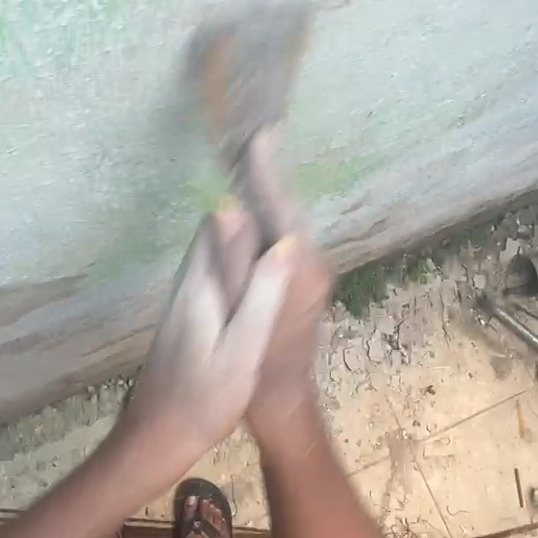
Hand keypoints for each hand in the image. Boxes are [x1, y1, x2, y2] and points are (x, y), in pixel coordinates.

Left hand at [117, 206, 296, 473]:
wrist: (157, 435)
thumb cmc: (205, 398)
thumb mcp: (242, 350)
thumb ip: (260, 296)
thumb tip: (284, 243)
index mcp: (202, 284)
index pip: (221, 221)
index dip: (245, 193)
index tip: (269, 164)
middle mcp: (187, 282)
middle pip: (212, 229)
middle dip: (242, 206)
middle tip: (276, 180)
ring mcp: (182, 299)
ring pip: (210, 249)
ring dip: (236, 231)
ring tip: (273, 215)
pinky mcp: (185, 315)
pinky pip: (211, 269)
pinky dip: (231, 257)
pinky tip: (252, 267)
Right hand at [226, 133, 334, 445]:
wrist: (283, 403)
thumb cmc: (256, 364)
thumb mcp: (238, 312)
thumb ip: (234, 260)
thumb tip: (224, 207)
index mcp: (299, 269)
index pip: (281, 208)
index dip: (267, 171)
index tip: (262, 134)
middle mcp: (314, 265)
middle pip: (286, 210)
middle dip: (267, 176)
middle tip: (248, 140)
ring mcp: (313, 274)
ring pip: (286, 224)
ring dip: (266, 196)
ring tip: (243, 164)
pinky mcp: (305, 282)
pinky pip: (283, 240)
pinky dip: (267, 221)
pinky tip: (247, 211)